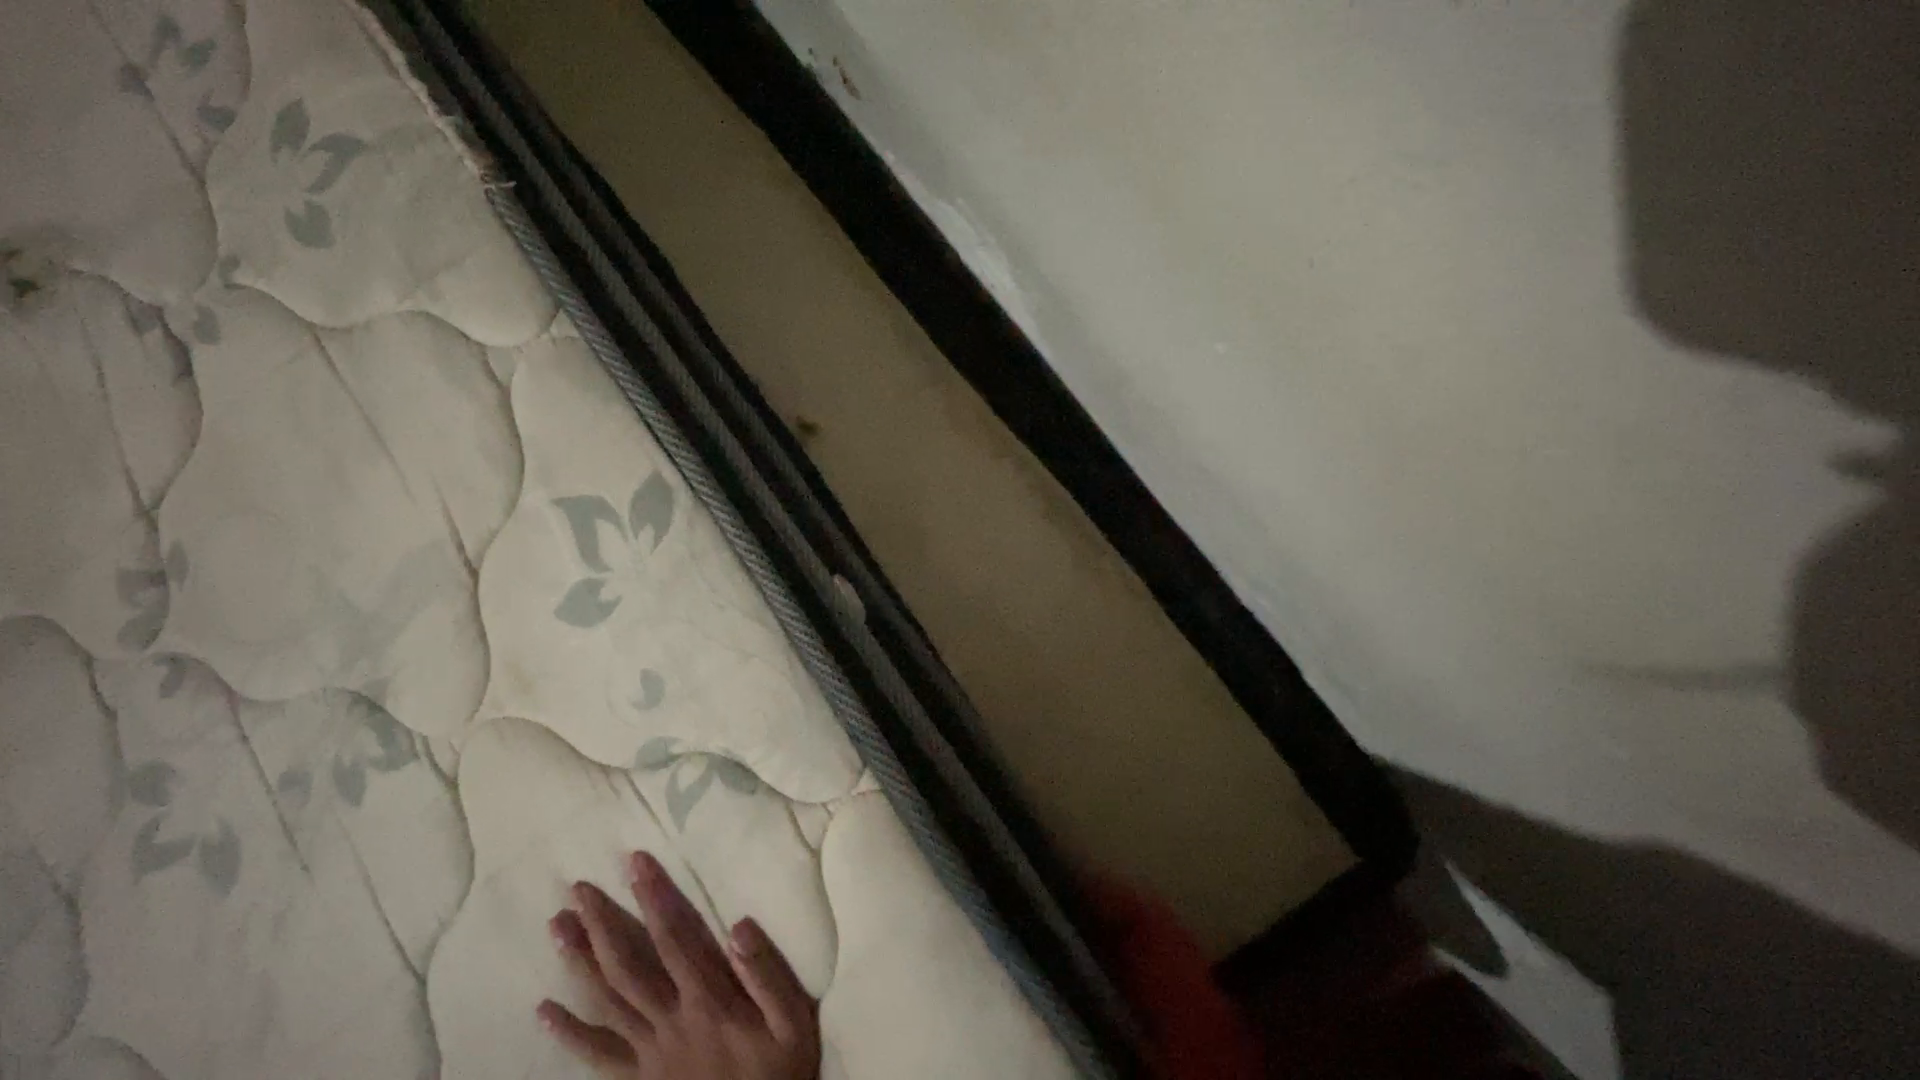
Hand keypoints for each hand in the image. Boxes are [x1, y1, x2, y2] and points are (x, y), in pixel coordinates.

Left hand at [538, 851, 820, 1079]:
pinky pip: (597, 1055)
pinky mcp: (638, 1078)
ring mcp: (649, 1051)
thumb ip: (768, 975)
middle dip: (602, 924)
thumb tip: (739, 925)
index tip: (635, 863)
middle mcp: (670, 1020)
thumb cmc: (781, 1069)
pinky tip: (545, 1010)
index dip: (654, 897)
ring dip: (579, 962)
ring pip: (606, 1001)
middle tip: (577, 889)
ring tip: (557, 927)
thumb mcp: (793, 1022)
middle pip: (627, 966)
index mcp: (707, 1000)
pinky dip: (569, 1033)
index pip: (674, 938)